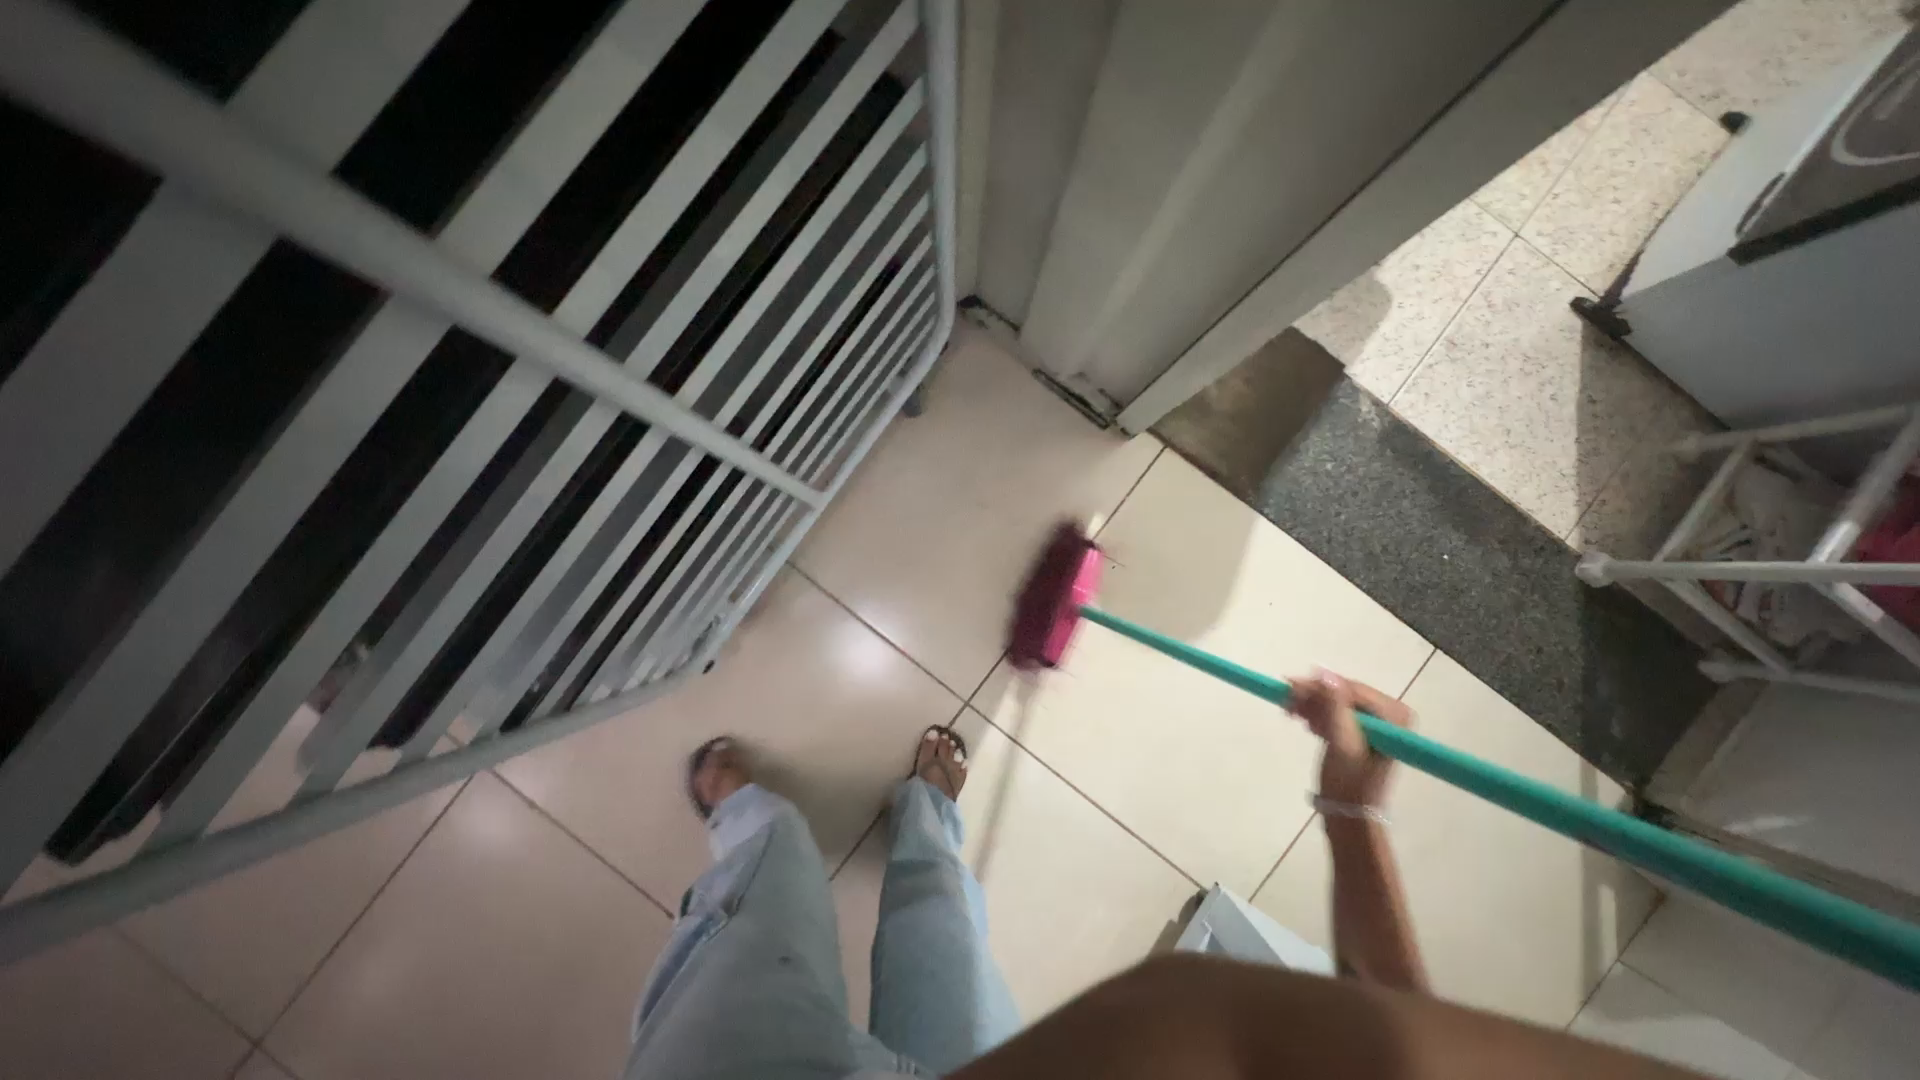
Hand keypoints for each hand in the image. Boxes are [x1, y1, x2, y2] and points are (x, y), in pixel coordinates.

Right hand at [1287, 669, 1412, 807]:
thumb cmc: (1349, 782)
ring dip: (1312, 704)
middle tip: (1285, 701)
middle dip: (1313, 696)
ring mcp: (1377, 724)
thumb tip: (1324, 673)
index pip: (1351, 689)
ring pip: (1337, 702)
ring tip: (1290, 712)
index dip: (1319, 686)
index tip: (1288, 686)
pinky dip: (1319, 715)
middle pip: (1343, 694)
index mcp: (1395, 716)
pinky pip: (1337, 713)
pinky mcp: (1362, 732)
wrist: (1349, 814)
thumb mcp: (1342, 743)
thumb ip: (1336, 707)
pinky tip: (1305, 721)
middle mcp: (1390, 715)